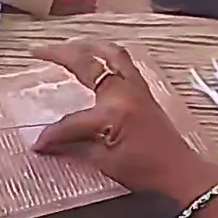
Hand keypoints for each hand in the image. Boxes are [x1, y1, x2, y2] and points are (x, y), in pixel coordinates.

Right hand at [31, 40, 217, 205]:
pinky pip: (124, 63)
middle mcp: (125, 91)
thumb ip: (74, 146)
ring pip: (111, 54)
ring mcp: (137, 87)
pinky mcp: (144, 91)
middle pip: (89, 63)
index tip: (38, 145)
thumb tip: (44, 144)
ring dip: (88, 46)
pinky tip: (99, 58)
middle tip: (40, 50)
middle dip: (61, 54)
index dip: (53, 134)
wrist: (180, 172)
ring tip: (70, 45)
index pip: (72, 120)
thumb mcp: (104, 161)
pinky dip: (107, 55)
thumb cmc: (144, 170)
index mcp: (114, 110)